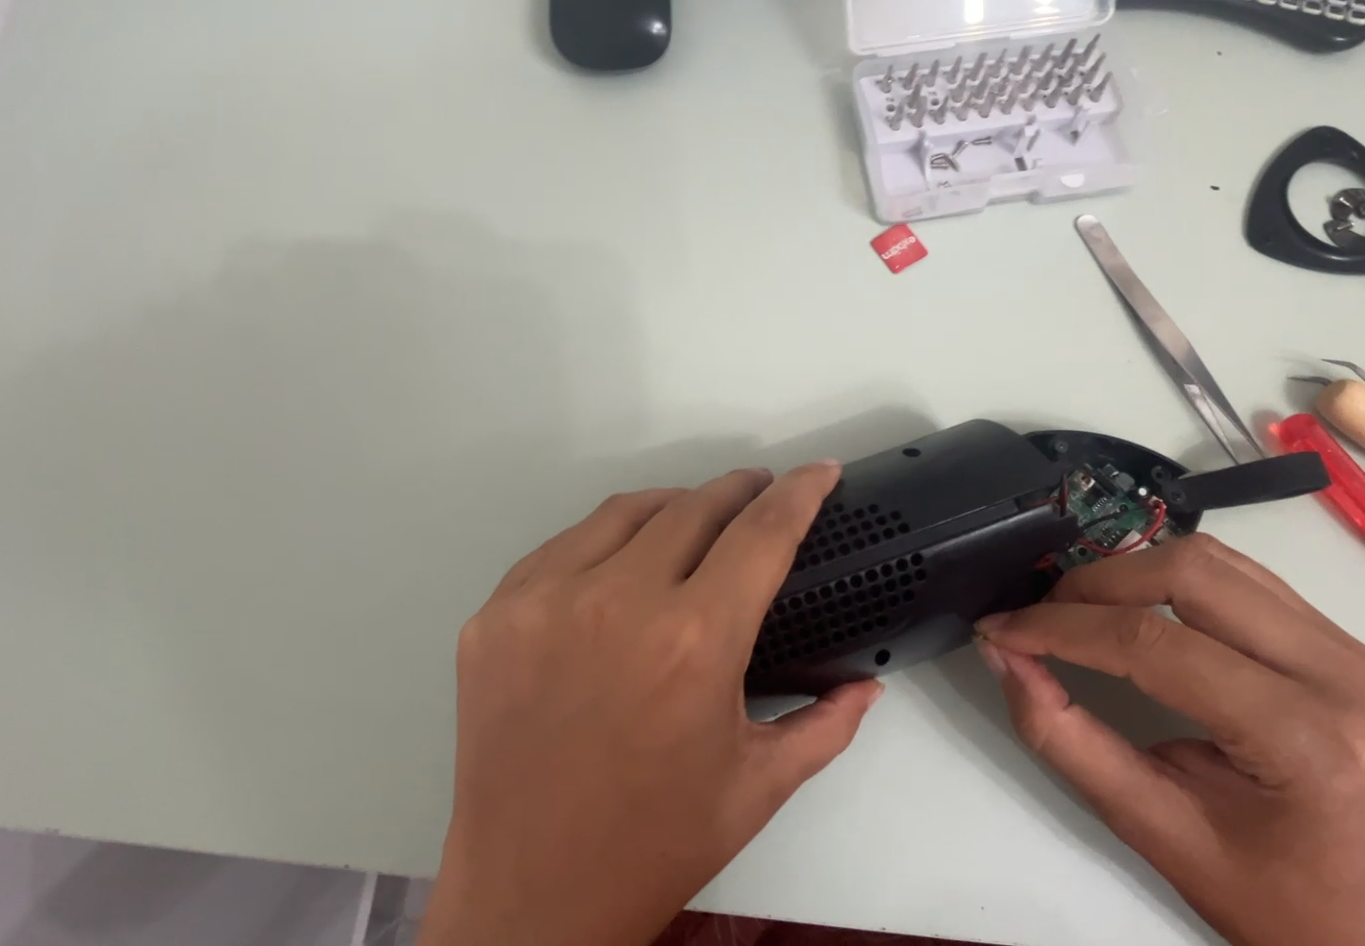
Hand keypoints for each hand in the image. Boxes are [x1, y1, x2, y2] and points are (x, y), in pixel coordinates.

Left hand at [419, 462, 883, 945]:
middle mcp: (618, 602)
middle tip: (760, 495)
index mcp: (695, 640)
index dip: (800, 493)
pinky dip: (605, 541)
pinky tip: (622, 562)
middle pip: (695, 506)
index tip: (819, 471)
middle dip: (740, 491)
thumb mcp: (758, 786)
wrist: (530, 893)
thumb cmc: (655, 843)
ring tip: (697, 520)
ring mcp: (545, 602)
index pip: (763, 532)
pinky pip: (562, 547)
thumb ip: (827, 725)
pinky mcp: (496, 615)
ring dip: (674, 506)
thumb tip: (868, 684)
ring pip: (625, 513)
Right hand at [974, 535, 1364, 945]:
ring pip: (1212, 559)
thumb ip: (1063, 736)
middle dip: (1094, 585)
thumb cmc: (1259, 889)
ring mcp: (1350, 648)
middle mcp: (1342, 676)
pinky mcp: (1341, 638)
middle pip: (1189, 574)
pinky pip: (1235, 574)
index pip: (1157, 646)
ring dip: (1127, 573)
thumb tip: (1004, 656)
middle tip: (1040, 618)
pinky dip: (1165, 578)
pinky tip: (1132, 610)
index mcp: (1305, 741)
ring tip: (1078, 611)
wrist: (1364, 913)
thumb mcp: (1147, 825)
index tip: (1001, 630)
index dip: (1063, 628)